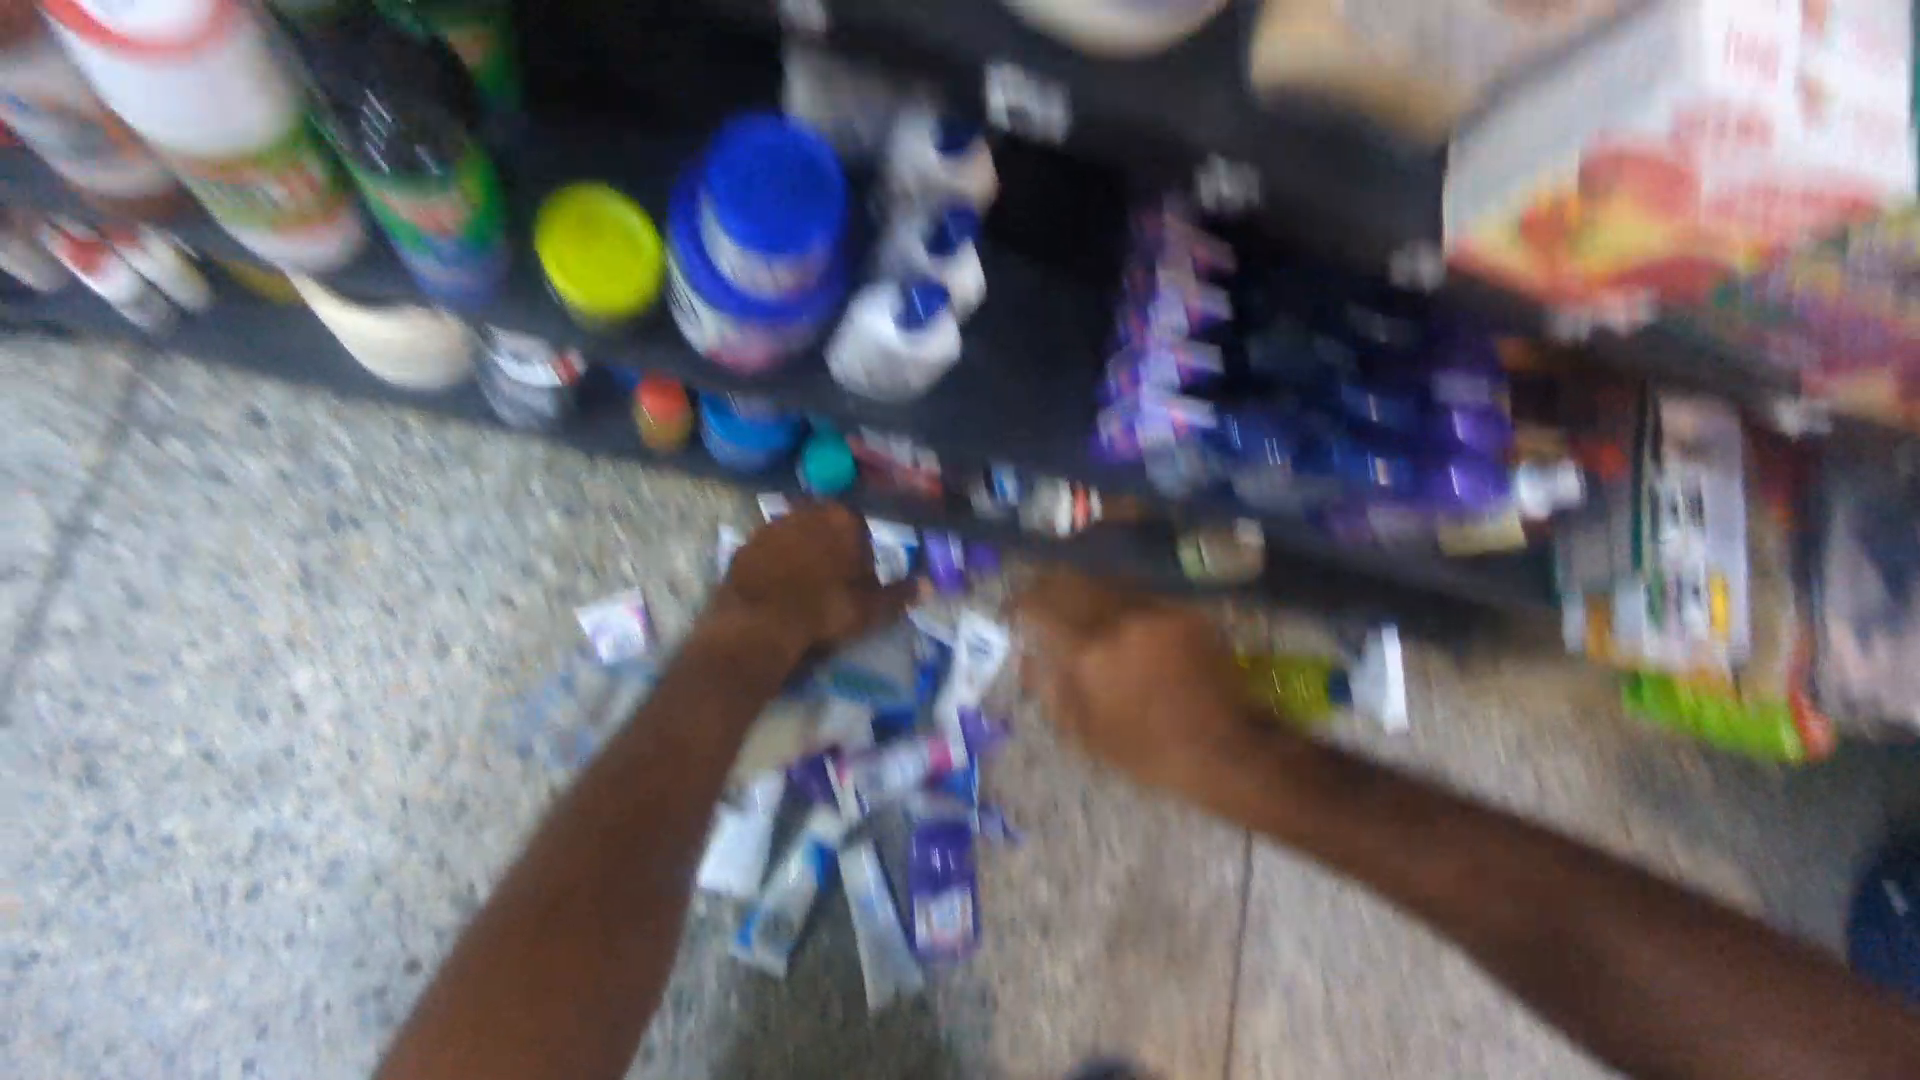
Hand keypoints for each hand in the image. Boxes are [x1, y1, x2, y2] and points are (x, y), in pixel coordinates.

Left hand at [712, 503, 917, 657]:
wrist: (761, 621)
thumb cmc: (825, 609)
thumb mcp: (871, 608)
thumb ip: (900, 594)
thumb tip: (930, 586)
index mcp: (842, 518)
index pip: (861, 533)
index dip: (861, 560)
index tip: (857, 586)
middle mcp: (807, 511)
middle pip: (827, 531)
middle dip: (831, 554)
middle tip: (832, 589)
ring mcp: (772, 525)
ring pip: (797, 539)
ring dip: (803, 558)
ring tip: (803, 593)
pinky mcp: (745, 544)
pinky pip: (770, 553)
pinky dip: (776, 568)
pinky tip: (778, 593)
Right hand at [1013, 569, 1274, 798]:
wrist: (1222, 750)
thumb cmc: (1147, 751)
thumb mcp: (1084, 733)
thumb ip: (1049, 688)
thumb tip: (1028, 656)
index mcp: (1087, 652)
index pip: (1040, 605)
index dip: (1020, 603)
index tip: (1014, 610)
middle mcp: (1118, 619)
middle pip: (1071, 579)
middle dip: (1050, 586)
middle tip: (1043, 599)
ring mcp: (1155, 610)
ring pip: (1106, 580)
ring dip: (1086, 589)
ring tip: (1080, 605)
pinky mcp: (1184, 611)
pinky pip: (1141, 594)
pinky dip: (1123, 602)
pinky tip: (1125, 621)